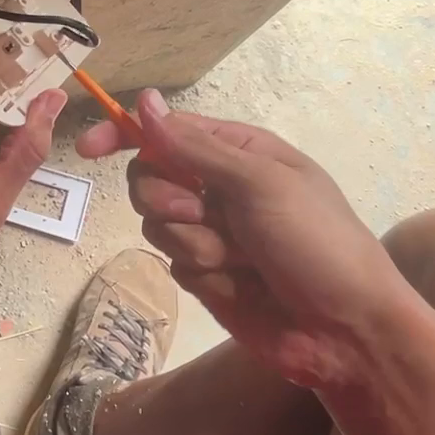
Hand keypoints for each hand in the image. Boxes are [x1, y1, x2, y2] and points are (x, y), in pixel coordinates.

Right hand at [78, 90, 416, 388]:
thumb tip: (144, 101)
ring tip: (238, 258)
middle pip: (148, 177)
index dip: (122, 134)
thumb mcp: (259, 183)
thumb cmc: (316, 243)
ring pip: (155, 222)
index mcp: (237, 151)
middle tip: (205, 212)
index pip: (164, 130)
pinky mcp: (204, 270)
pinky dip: (202, 272)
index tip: (88, 148)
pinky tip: (238, 284)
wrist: (346, 333)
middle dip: (170, 198)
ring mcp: (209, 229)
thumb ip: (194, 146)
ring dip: (194, 241)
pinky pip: (171, 260)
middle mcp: (218, 185)